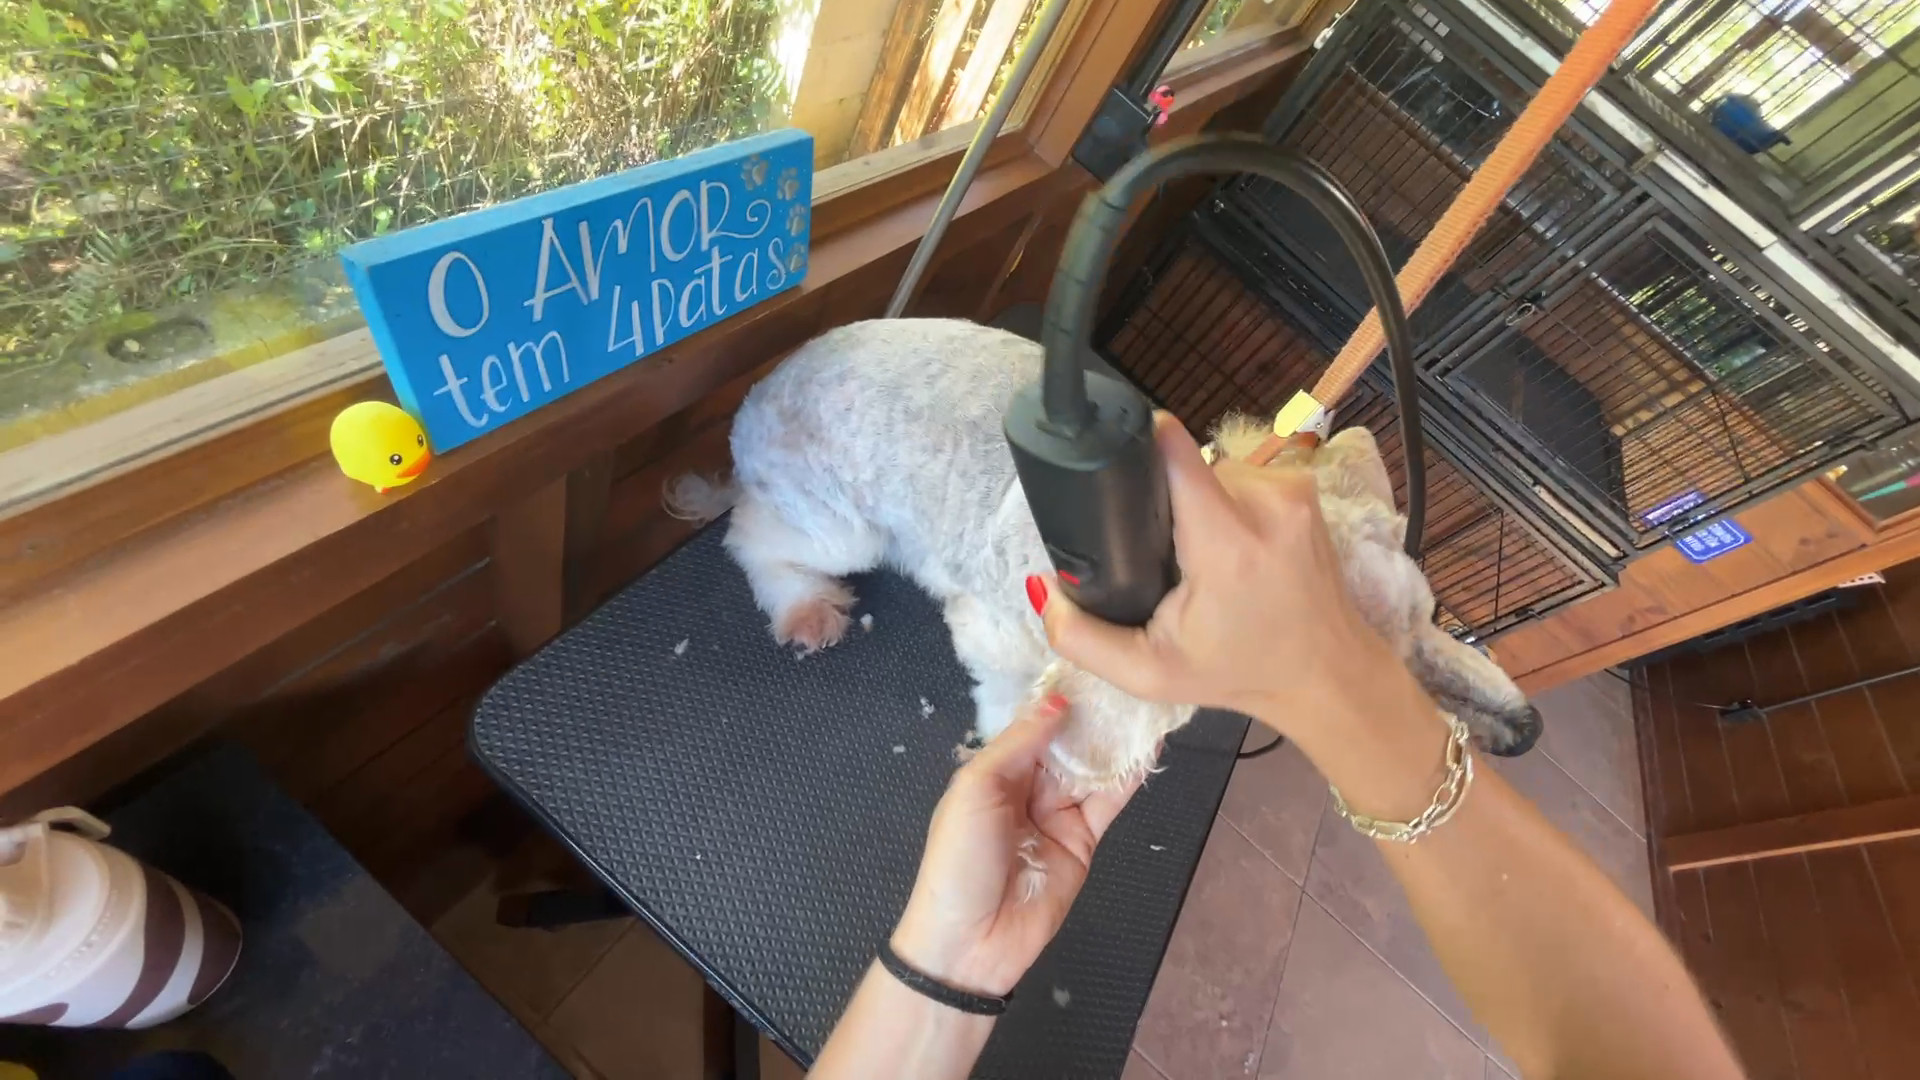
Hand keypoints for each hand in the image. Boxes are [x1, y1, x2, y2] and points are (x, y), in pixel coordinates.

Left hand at [891, 697, 1139, 996]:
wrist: (970, 941)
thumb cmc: (961, 856)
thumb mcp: (977, 788)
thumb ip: (1019, 743)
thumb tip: (1057, 700)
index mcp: (996, 767)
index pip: (1032, 723)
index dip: (1058, 697)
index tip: (1090, 664)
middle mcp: (1028, 783)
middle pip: (1066, 741)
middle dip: (1092, 715)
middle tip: (1127, 678)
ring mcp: (1058, 811)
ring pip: (1090, 767)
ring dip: (1114, 741)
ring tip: (1144, 705)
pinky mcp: (1083, 840)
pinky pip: (1108, 802)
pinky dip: (1129, 778)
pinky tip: (1148, 750)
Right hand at [1036, 413, 1409, 737]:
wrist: (1328, 675)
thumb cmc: (1236, 673)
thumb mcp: (1147, 673)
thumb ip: (1082, 638)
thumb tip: (1041, 587)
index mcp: (1227, 544)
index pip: (1173, 452)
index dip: (1133, 444)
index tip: (1106, 458)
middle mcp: (1266, 501)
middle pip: (1182, 465)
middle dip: (1158, 497)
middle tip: (1150, 546)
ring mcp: (1292, 489)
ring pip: (1211, 467)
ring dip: (1190, 498)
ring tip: (1187, 548)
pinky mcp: (1303, 487)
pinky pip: (1239, 473)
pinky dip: (1220, 499)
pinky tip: (1221, 540)